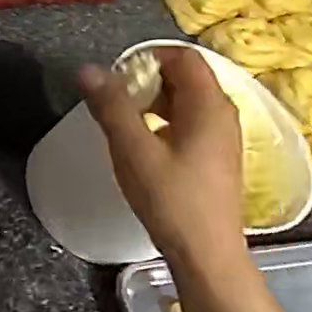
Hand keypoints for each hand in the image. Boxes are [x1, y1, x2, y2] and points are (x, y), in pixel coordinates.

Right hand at [78, 47, 245, 258]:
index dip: (148, 58)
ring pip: (188, 101)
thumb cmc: (171, 200)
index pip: (183, 57)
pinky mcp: (217, 157)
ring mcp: (223, 137)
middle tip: (116, 101)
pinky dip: (165, 121)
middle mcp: (223, 114)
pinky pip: (191, 122)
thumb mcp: (132, 150)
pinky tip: (144, 146)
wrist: (206, 254)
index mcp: (208, 106)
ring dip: (155, 102)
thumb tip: (88, 70)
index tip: (118, 79)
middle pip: (186, 77)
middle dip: (148, 80)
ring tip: (125, 123)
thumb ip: (111, 107)